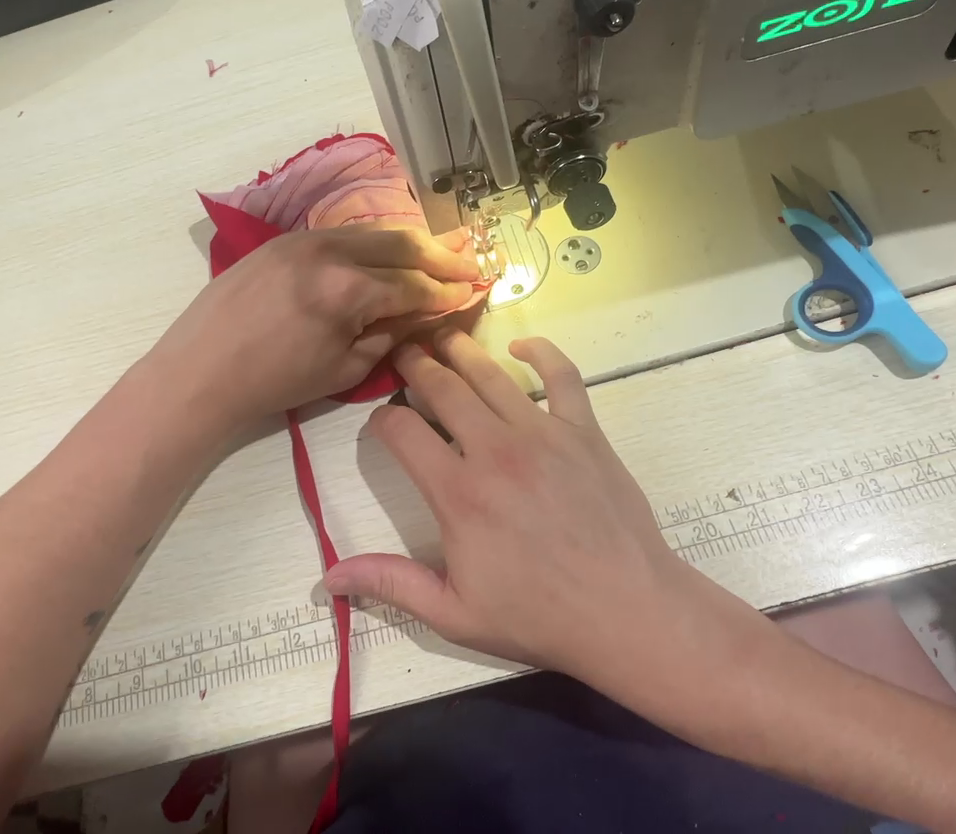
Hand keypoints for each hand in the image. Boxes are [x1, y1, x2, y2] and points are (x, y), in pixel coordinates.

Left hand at [146, 227, 479, 433]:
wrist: (200, 371)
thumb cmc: (273, 382)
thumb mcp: (343, 371)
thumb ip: (389, 335)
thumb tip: (424, 314)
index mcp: (347, 290)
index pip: (413, 285)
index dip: (446, 293)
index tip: (471, 294)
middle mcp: (329, 251)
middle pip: (401, 244)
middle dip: (441, 256)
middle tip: (470, 265)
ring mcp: (302, 238)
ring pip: (372, 232)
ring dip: (409, 244)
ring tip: (438, 254)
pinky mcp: (282, 239)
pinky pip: (341, 235)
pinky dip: (372, 243)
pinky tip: (386, 254)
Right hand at [322, 331, 717, 681]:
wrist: (626, 611)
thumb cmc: (538, 617)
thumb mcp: (454, 614)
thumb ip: (391, 583)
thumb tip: (329, 576)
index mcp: (458, 493)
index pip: (401, 431)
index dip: (381, 420)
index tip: (380, 423)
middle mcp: (495, 450)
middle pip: (442, 388)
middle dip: (415, 367)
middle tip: (403, 355)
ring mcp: (543, 434)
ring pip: (491, 374)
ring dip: (461, 351)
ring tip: (442, 338)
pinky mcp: (584, 431)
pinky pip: (562, 376)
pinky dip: (542, 352)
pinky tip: (522, 346)